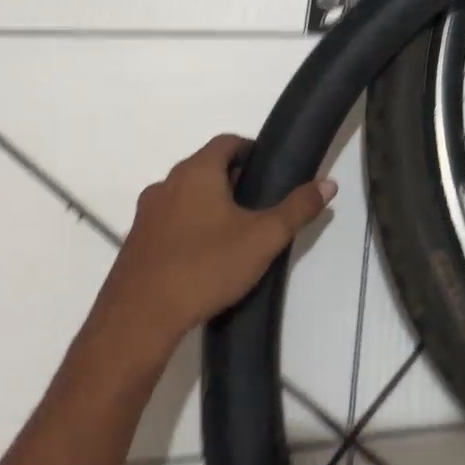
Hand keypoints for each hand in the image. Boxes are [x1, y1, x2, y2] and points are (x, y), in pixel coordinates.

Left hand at [92, 135, 336, 350]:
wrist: (137, 322)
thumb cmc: (206, 267)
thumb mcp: (265, 237)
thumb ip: (298, 208)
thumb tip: (329, 184)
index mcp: (196, 173)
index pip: (227, 142)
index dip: (252, 149)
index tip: (273, 168)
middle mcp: (165, 186)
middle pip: (205, 167)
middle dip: (234, 178)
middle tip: (262, 202)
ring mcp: (145, 216)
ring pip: (186, 196)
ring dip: (211, 204)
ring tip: (238, 230)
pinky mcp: (135, 244)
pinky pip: (170, 221)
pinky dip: (191, 226)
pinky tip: (208, 255)